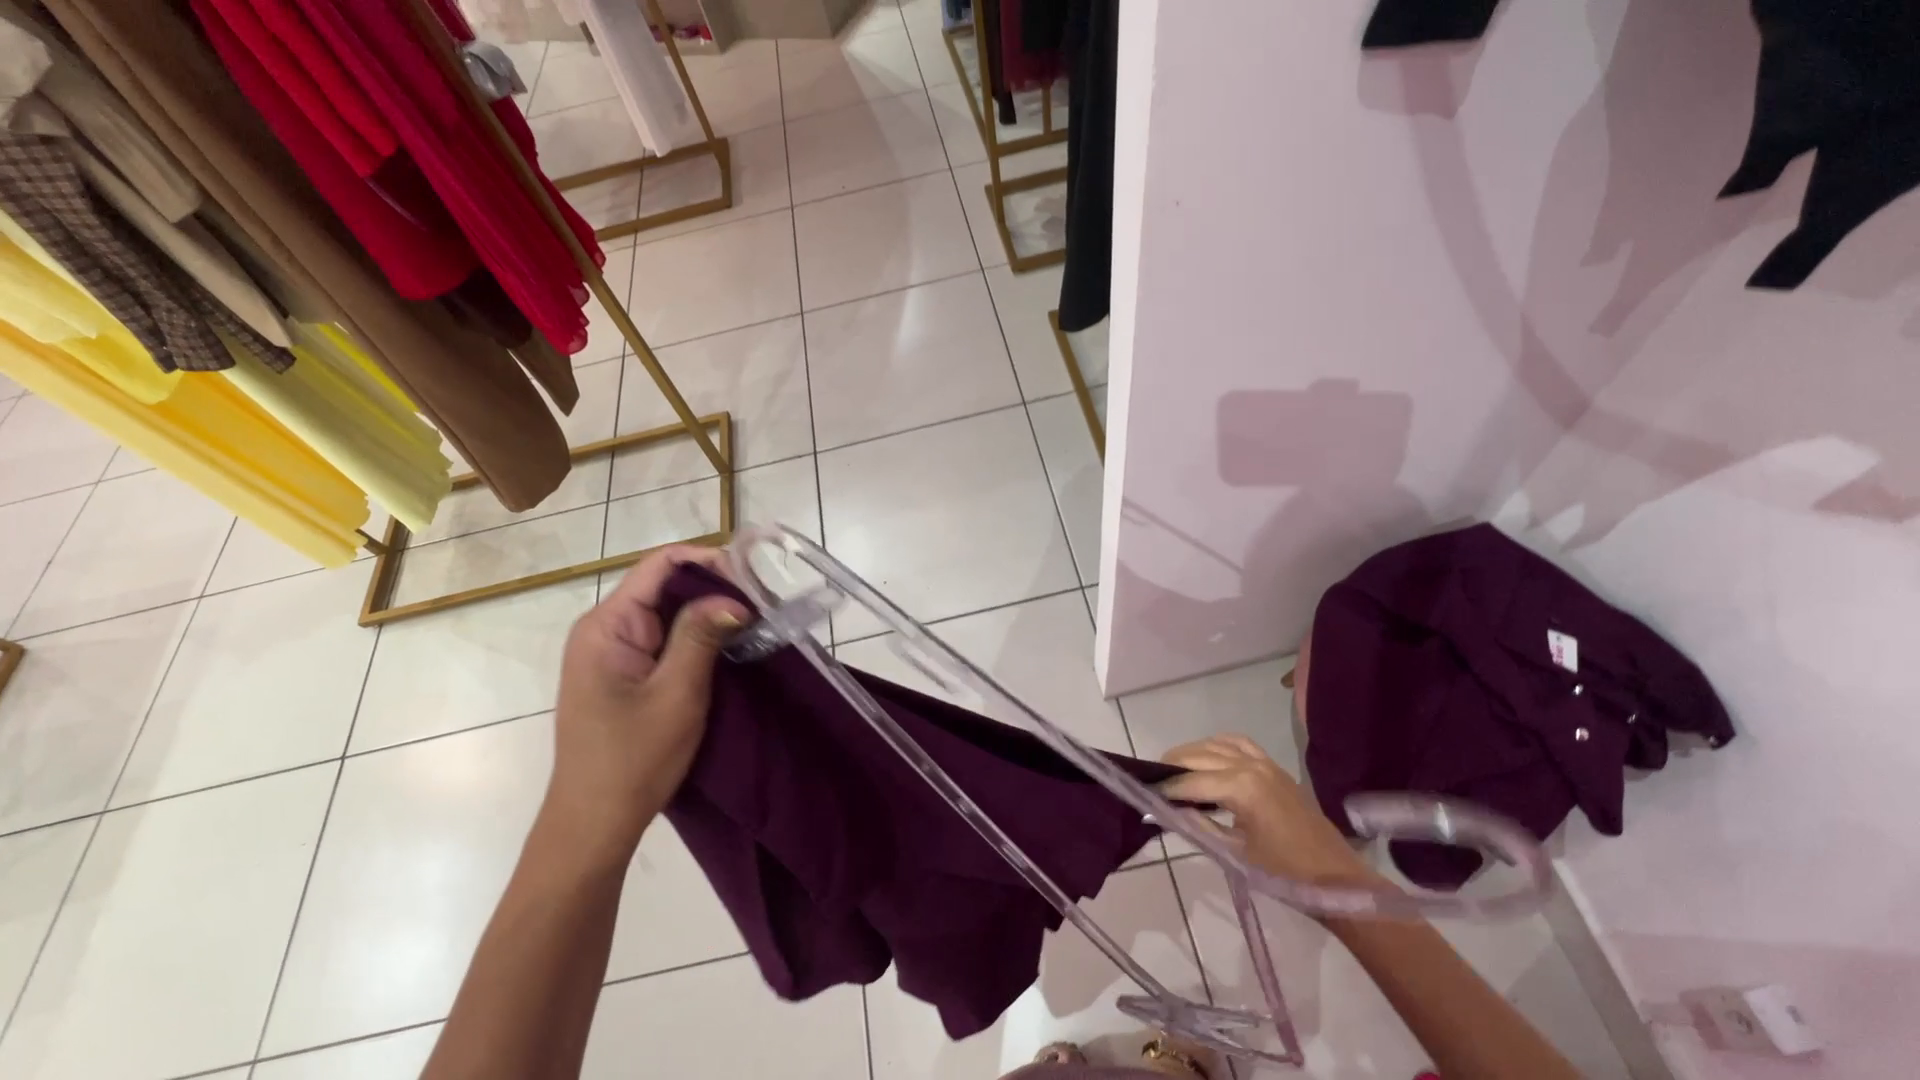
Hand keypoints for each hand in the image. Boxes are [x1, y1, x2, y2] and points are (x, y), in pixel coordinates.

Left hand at [543, 546, 748, 864]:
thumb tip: (734, 595)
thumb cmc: (633, 759)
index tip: (753, 581)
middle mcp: (603, 629)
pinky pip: (662, 640)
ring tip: (755, 624)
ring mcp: (611, 653)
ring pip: (666, 613)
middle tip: (763, 605)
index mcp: (606, 625)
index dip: (708, 562)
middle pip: (663, 585)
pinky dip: (695, 639)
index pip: (660, 565)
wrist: (594, 823)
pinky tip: (728, 648)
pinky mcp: (622, 674)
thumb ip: (701, 636)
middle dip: (713, 589)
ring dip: (707, 615)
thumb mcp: (677, 694)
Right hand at [1158, 735, 1372, 886]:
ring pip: (1217, 744)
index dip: (1165, 788)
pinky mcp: (1275, 769)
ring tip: (1174, 771)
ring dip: (1193, 753)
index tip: (1142, 793)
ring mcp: (1266, 764)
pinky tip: (1208, 761)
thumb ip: (1198, 826)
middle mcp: (1251, 766)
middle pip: (1200, 755)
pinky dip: (1218, 746)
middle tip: (1151, 782)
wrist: (1335, 879)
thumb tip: (1165, 812)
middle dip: (1172, 765)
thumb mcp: (1234, 854)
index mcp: (1242, 788)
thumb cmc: (1284, 874)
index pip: (1190, 780)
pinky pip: (1240, 744)